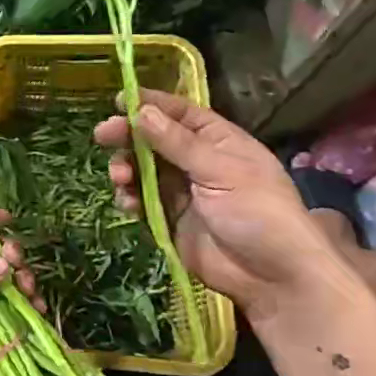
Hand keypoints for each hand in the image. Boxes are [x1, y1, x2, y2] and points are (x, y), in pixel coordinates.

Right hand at [95, 89, 337, 318]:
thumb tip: (141, 112)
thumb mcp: (220, 171)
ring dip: (126, 169)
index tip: (119, 99)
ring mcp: (182, 191)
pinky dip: (130, 198)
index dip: (150, 103)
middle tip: (103, 135)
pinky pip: (141, 201)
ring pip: (142, 170)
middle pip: (154, 140)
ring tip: (120, 177)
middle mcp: (197, 161)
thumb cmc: (257, 212)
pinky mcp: (170, 219)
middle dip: (128, 137)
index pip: (180, 113)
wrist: (271, 276)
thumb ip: (177, 143)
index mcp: (218, 141)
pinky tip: (127, 203)